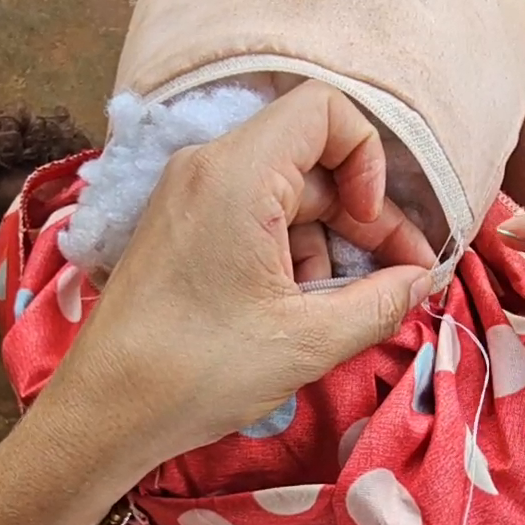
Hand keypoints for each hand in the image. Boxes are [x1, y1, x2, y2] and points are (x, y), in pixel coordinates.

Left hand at [0, 83, 435, 524]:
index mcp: (238, 173)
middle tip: (398, 283)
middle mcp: (208, 169)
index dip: (369, 159)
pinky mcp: (178, 235)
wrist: (104, 412)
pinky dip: (285, 259)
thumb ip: (380, 303)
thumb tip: (420, 281)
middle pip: (310, 165)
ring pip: (283, 201)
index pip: (326, 111)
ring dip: (324, 249)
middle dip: (362, 222)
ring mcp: (187, 201)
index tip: (374, 225)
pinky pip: (250, 225)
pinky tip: (295, 312)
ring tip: (337, 312)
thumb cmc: (198, 372)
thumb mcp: (306, 341)